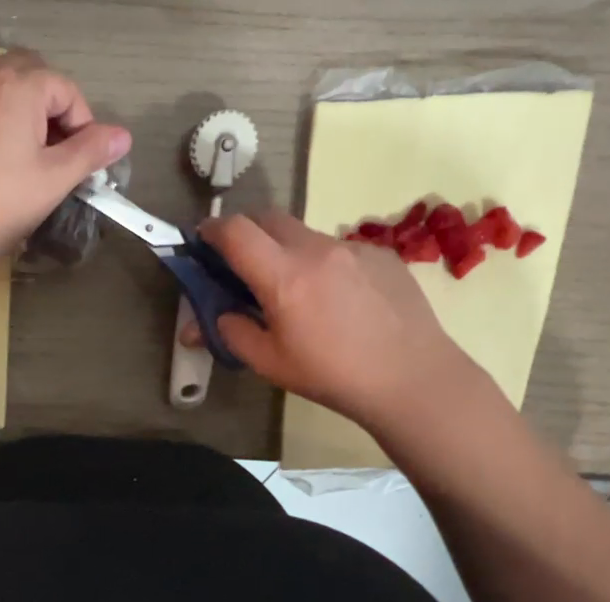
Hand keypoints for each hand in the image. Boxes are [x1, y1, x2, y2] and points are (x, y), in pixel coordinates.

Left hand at [0, 51, 130, 270]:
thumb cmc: (1, 207)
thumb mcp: (55, 179)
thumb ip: (91, 151)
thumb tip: (123, 136)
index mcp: (18, 84)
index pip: (66, 90)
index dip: (81, 124)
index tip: (80, 161)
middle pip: (32, 74)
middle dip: (50, 106)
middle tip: (54, 152)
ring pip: (0, 81)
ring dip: (21, 104)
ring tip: (25, 151)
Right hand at [184, 212, 483, 429]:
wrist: (408, 375)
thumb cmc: (329, 374)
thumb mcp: (268, 363)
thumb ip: (234, 332)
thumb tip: (221, 316)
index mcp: (284, 277)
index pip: (236, 232)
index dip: (212, 230)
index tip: (202, 240)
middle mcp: (317, 250)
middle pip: (269, 218)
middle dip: (246, 232)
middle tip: (238, 261)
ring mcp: (353, 248)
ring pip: (305, 235)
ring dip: (285, 251)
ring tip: (293, 291)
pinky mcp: (381, 254)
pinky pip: (338, 250)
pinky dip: (322, 265)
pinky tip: (335, 301)